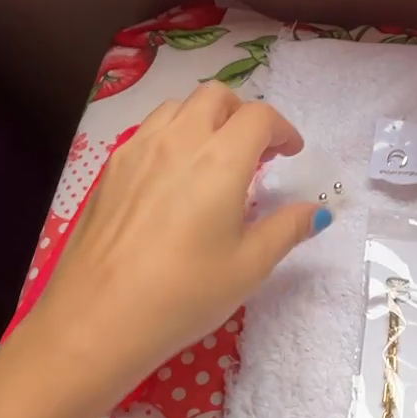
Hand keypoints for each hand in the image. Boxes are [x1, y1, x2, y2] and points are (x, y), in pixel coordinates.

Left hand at [25, 83, 329, 399]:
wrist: (97, 320)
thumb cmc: (184, 295)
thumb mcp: (249, 267)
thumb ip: (287, 229)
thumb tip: (319, 212)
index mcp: (219, 161)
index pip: (258, 118)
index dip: (282, 129)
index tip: (291, 153)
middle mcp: (177, 142)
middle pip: (214, 97)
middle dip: (242, 114)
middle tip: (255, 152)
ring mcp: (136, 152)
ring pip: (176, 108)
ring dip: (204, 119)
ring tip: (214, 159)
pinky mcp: (109, 171)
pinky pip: (147, 132)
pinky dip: (172, 137)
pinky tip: (173, 179)